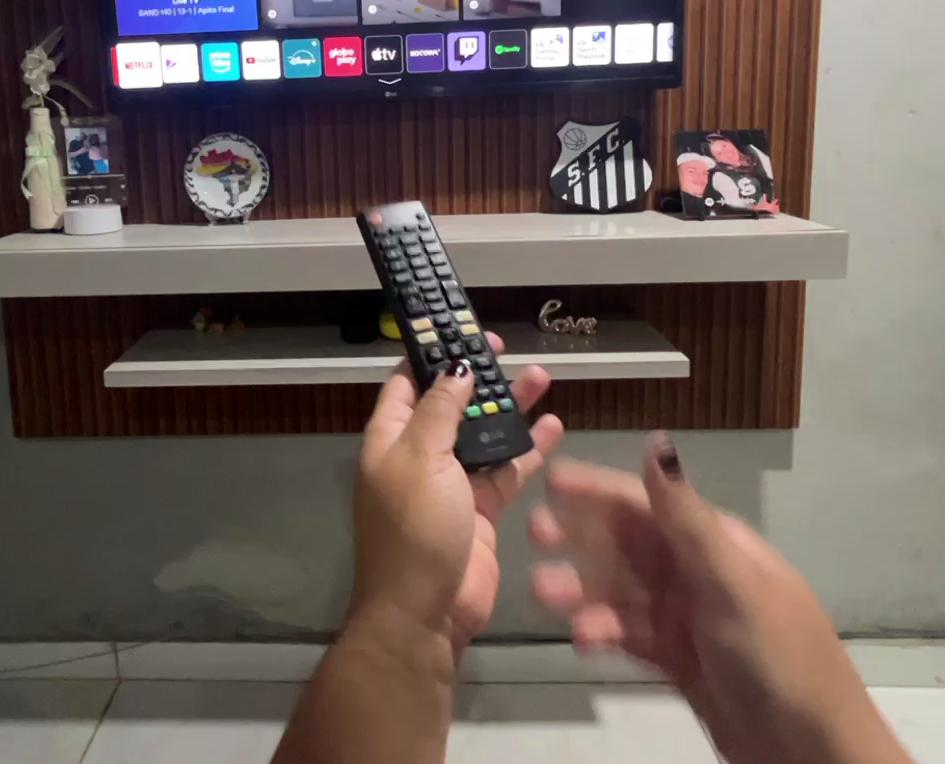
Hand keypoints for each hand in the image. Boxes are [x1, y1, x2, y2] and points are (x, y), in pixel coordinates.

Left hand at [352, 335, 559, 658]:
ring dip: (509, 406)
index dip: (432, 354)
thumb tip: (454, 368)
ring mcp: (453, 481)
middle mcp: (420, 454)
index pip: (407, 383)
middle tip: (506, 349)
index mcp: (391, 437)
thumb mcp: (420, 457)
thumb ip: (439, 410)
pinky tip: (553, 425)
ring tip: (540, 376)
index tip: (460, 331)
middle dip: (477, 376)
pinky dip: (529, 447)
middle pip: (451, 403)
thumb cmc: (414, 526)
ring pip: (484, 432)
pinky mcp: (482, 507)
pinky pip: (507, 467)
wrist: (426, 613)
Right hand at [529, 436, 910, 763]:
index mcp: (710, 541)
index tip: (548, 478)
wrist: (812, 759)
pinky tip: (582, 640)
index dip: (595, 488)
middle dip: (578, 537)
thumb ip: (683, 515)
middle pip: (623, 543)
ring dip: (581, 589)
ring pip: (618, 589)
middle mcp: (691, 570)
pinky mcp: (674, 656)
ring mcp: (682, 615)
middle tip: (532, 533)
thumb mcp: (728, 582)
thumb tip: (656, 441)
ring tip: (543, 594)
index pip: (643, 502)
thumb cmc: (776, 657)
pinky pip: (626, 632)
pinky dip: (602, 631)